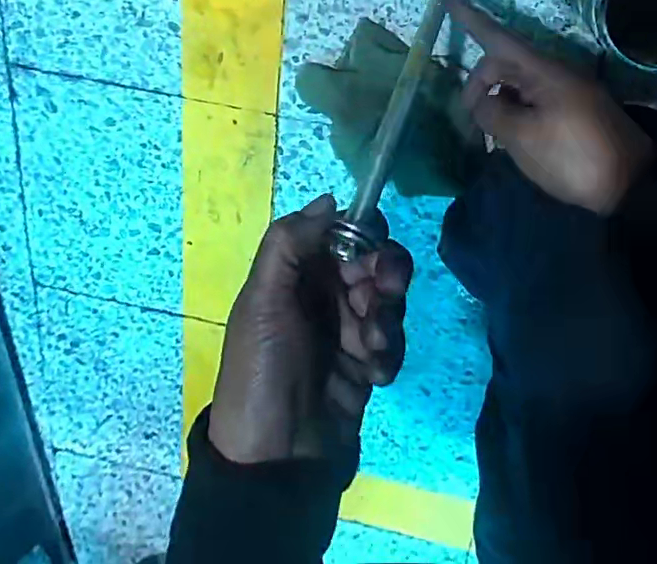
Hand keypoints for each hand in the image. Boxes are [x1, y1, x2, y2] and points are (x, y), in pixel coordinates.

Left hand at [209, 195, 412, 463]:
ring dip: (387, 319)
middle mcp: (329, 293)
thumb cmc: (262, 369)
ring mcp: (352, 327)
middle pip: (378, 260)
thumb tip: (331, 199)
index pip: (347, 232)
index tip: (369, 253)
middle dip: (387, 275)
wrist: (275, 458)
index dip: (366, 235)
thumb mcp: (261, 301)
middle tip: (383, 294)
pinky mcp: (370, 361)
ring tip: (369, 348)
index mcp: (301, 273)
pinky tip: (370, 376)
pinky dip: (387, 354)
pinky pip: (394, 341)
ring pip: (391, 299)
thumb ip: (289, 243)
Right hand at [447, 0, 654, 214]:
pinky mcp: (575, 109)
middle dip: (480, 83)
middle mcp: (556, 72)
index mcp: (543, 70)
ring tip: (488, 133)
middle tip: (470, 120)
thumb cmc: (573, 157)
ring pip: (519, 83)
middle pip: (505, 62)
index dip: (469, 17)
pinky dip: (516, 110)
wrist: (632, 185)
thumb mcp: (523, 137)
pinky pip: (534, 98)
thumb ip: (493, 112)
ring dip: (498, 100)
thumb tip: (482, 100)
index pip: (497, 37)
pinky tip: (510, 134)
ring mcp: (568, 90)